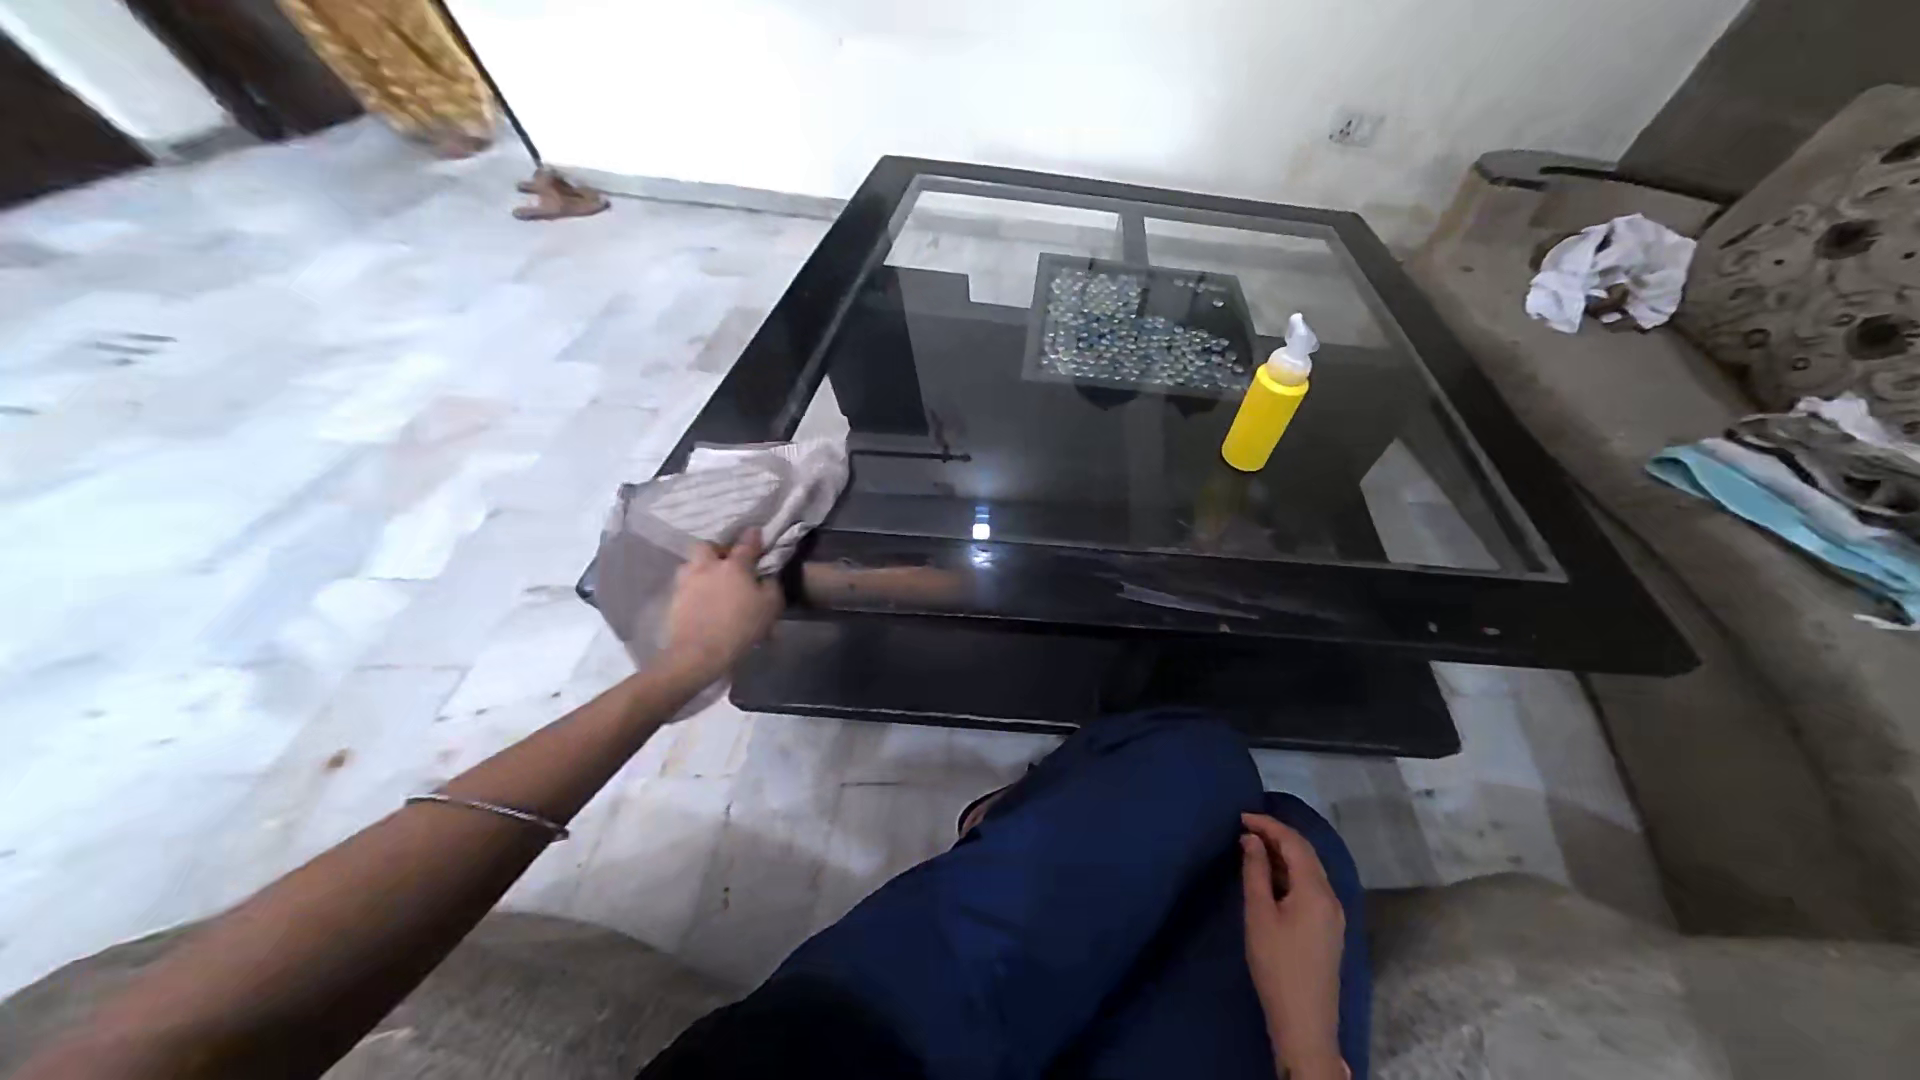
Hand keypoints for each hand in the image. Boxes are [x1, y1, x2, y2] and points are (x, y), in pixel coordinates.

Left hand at [660, 528, 784, 683]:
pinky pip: (684, 588)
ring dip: (699, 569)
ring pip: (690, 565)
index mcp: (734, 565)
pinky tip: (700, 602)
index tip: (756, 531)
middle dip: (716, 550)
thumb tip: (767, 577)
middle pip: (707, 546)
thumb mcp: (770, 607)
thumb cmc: (741, 627)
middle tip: (725, 562)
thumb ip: (771, 586)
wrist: (699, 653)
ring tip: (708, 582)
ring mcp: (687, 583)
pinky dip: (692, 590)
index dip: (753, 536)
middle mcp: (707, 567)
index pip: (746, 543)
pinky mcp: (673, 601)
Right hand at [1241, 813, 1348, 1079]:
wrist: (1305, 1022)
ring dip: (1283, 853)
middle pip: (1306, 854)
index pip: (1294, 843)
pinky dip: (1289, 872)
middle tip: (1245, 827)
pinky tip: (1269, 875)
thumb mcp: (1258, 913)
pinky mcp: (1328, 928)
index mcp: (1316, 891)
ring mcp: (1333, 915)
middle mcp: (1331, 897)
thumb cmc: (1276, 964)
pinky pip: (1310, 886)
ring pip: (1309, 870)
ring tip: (1252, 846)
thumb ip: (1255, 871)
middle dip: (1277, 835)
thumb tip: (1252, 839)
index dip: (1268, 824)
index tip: (1240, 816)